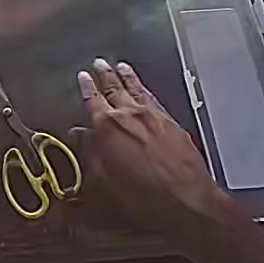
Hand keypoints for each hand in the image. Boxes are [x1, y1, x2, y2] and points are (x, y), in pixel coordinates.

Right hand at [76, 58, 251, 258]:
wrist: (184, 199)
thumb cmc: (141, 197)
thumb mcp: (101, 181)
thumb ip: (88, 153)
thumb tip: (79, 135)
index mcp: (107, 127)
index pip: (92, 100)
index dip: (86, 87)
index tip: (83, 76)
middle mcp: (129, 115)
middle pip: (114, 88)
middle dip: (105, 74)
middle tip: (99, 63)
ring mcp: (152, 115)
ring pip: (136, 88)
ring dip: (126, 76)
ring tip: (120, 66)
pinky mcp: (171, 121)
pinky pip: (153, 97)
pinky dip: (145, 88)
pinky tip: (144, 88)